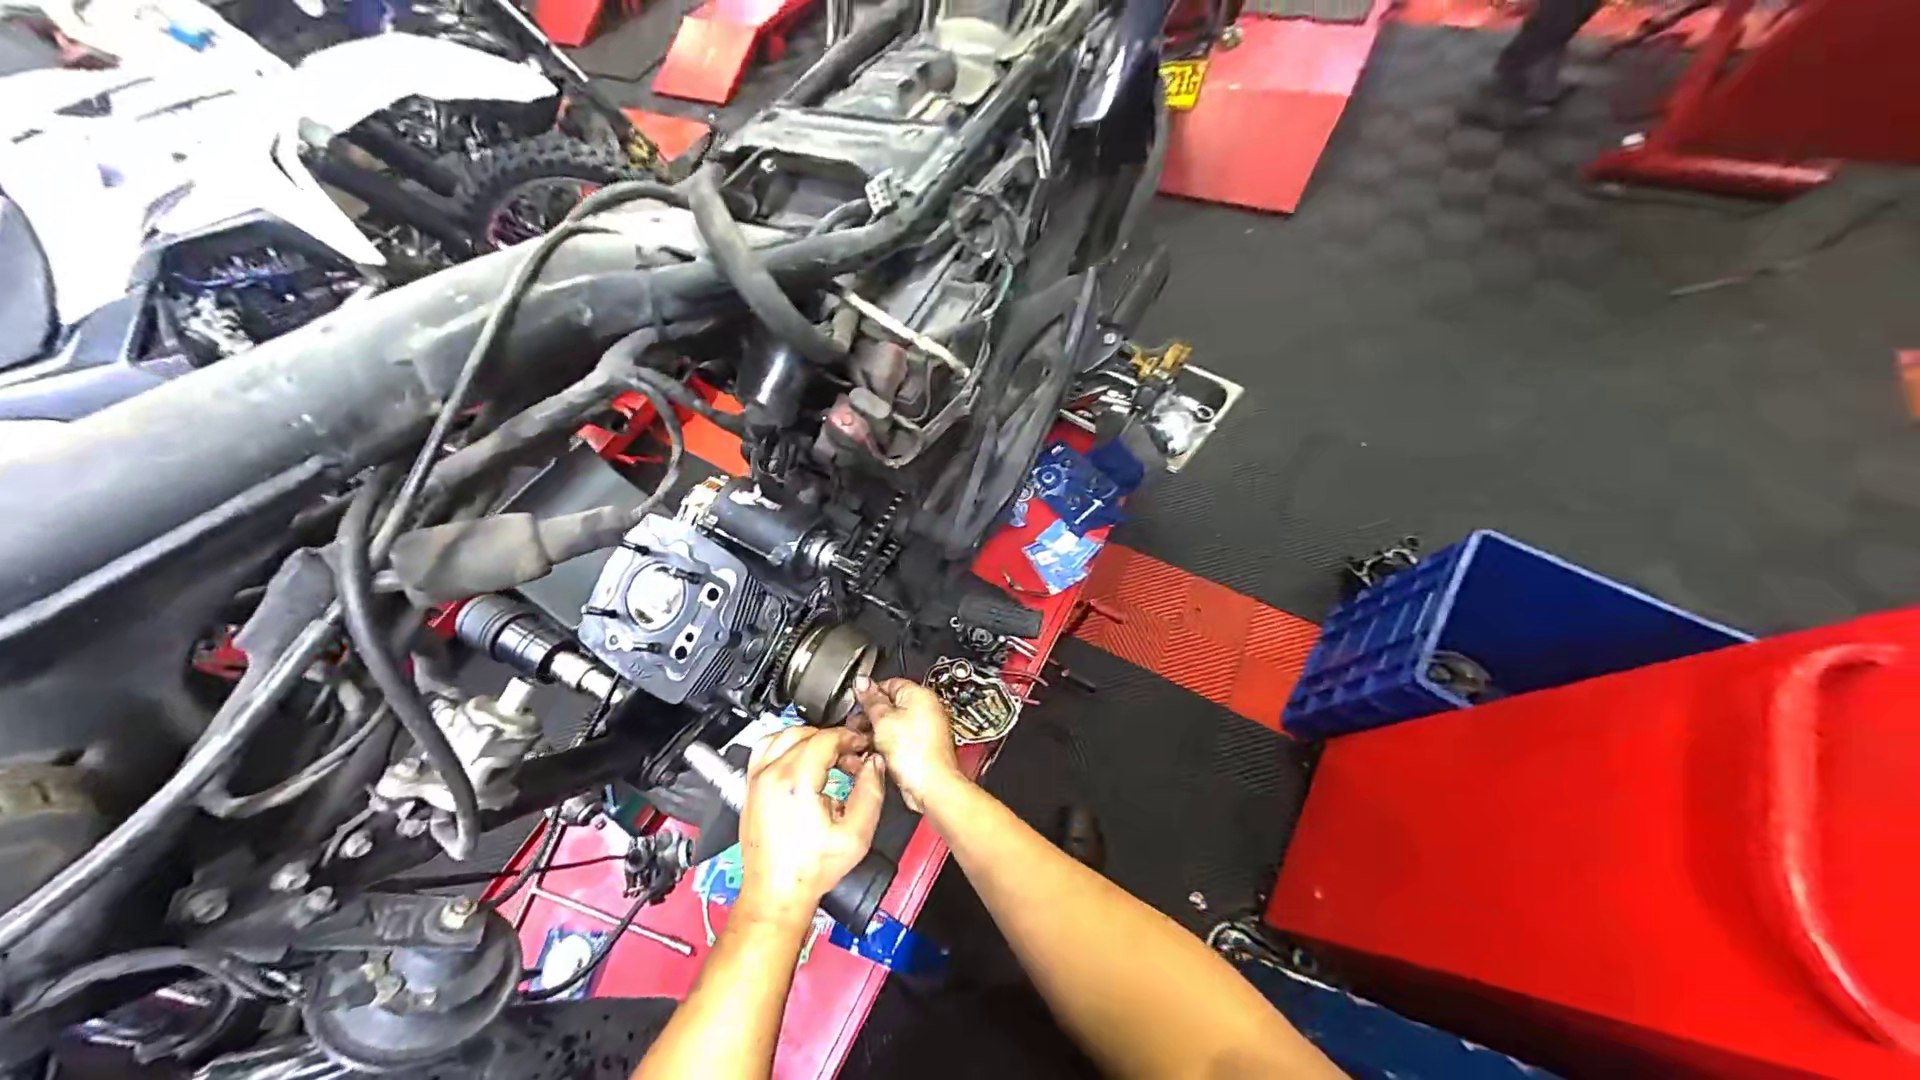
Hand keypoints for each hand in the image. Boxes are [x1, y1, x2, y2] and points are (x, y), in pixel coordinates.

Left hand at [737, 726, 884, 927]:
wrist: (776, 893)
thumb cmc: (809, 870)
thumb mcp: (856, 834)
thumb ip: (871, 792)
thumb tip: (874, 764)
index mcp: (796, 783)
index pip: (826, 739)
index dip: (850, 739)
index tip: (862, 748)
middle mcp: (771, 776)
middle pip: (808, 734)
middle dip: (834, 740)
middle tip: (851, 758)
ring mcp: (757, 780)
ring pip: (785, 735)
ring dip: (811, 739)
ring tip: (828, 757)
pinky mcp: (750, 787)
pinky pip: (765, 748)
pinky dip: (786, 745)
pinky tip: (801, 759)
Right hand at [852, 677, 964, 812]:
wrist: (931, 784)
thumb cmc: (916, 752)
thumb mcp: (883, 720)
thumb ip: (871, 700)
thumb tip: (862, 681)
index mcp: (919, 694)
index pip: (888, 683)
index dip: (869, 693)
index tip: (855, 703)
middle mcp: (924, 709)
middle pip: (890, 704)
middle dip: (870, 715)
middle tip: (856, 725)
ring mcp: (923, 728)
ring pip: (892, 723)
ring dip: (875, 731)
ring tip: (863, 741)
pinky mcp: (919, 746)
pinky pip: (898, 739)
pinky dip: (885, 744)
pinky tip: (875, 751)